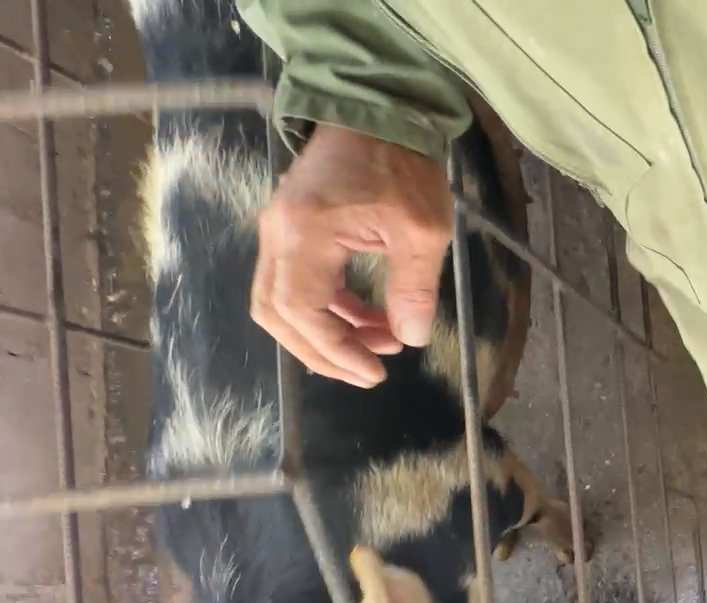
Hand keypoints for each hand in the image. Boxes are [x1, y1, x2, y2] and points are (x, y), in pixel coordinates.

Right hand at [251, 124, 451, 387]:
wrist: (378, 121)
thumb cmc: (402, 170)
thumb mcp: (423, 232)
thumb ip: (414, 288)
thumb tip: (412, 338)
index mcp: (304, 234)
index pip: (298, 309)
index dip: (334, 349)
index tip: (375, 372)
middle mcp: (279, 235)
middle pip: (278, 312)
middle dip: (324, 351)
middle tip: (372, 374)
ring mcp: (283, 233)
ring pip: (287, 302)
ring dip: (332, 333)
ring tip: (386, 347)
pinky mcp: (298, 233)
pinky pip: (304, 285)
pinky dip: (335, 311)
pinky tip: (377, 322)